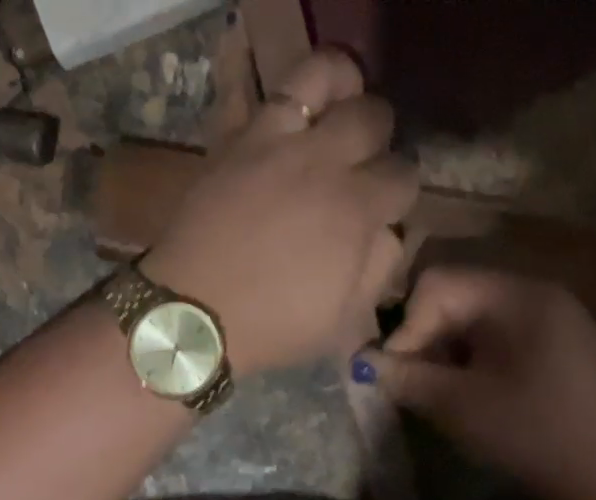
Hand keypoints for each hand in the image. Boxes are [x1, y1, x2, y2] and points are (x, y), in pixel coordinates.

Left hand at [140, 50, 418, 373]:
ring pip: (326, 75)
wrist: (192, 315)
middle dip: (379, 139)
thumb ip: (378, 270)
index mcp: (357, 209)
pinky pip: (270, 93)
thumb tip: (389, 234)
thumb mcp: (342, 322)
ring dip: (342, 88)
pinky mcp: (236, 138)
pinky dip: (290, 96)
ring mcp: (277, 142)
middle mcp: (323, 161)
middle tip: (362, 166)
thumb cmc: (271, 328)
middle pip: (374, 116)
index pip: (404, 175)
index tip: (385, 212)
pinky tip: (294, 116)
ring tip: (335, 113)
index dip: (400, 193)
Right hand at [362, 267, 595, 499]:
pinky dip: (472, 361)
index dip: (407, 327)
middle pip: (456, 298)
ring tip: (439, 395)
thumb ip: (407, 378)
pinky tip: (471, 396)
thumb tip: (364, 363)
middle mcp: (536, 294)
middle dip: (425, 339)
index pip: (438, 284)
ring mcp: (551, 319)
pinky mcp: (556, 346)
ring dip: (446, 353)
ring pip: (474, 320)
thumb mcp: (458, 406)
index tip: (399, 376)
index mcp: (517, 296)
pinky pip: (498, 338)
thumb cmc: (530, 434)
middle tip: (413, 386)